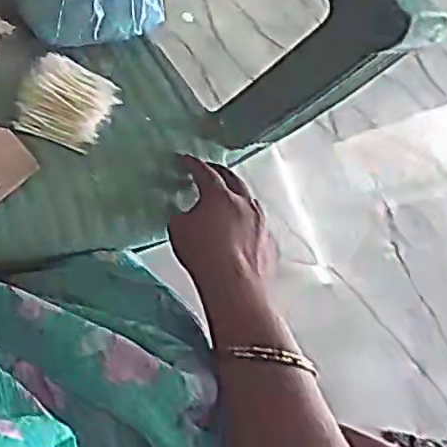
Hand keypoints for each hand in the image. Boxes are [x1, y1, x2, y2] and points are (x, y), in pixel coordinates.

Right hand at [168, 156, 273, 296]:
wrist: (235, 287)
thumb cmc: (202, 253)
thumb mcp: (178, 226)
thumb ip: (182, 212)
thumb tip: (187, 212)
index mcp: (220, 195)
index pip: (204, 171)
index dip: (192, 163)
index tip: (184, 160)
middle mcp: (245, 204)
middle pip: (232, 179)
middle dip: (218, 172)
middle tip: (206, 171)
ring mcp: (261, 223)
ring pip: (248, 200)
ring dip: (235, 195)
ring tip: (224, 198)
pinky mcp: (269, 243)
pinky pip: (256, 223)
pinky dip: (245, 219)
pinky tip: (236, 228)